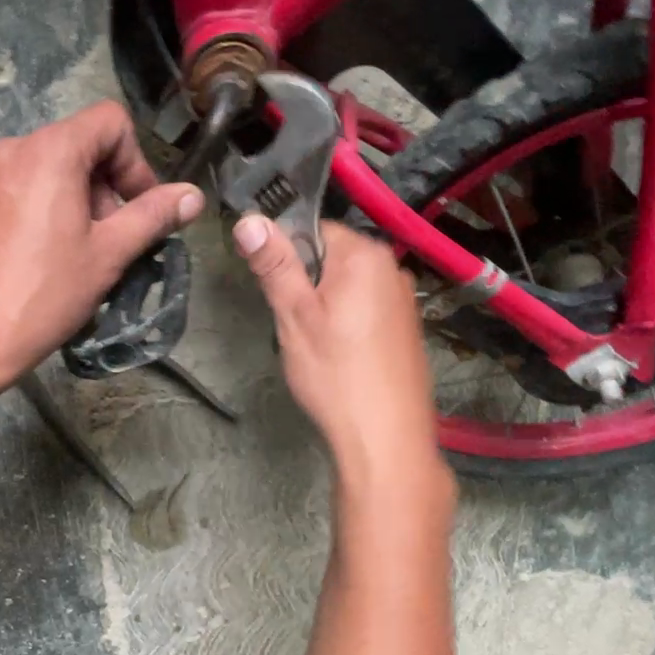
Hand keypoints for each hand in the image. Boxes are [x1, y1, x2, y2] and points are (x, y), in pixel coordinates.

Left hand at [0, 101, 203, 390]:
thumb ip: (152, 217)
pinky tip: (34, 260)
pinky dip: (35, 213)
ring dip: (71, 203)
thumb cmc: (44, 297)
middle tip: (107, 243)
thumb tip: (193, 196)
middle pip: (75, 147)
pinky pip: (12, 193)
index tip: (139, 211)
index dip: (135, 164)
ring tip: (71, 255)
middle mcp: (10, 150)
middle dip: (102, 189)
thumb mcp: (108, 256)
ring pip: (43, 172)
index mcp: (49, 151)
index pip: (110, 123)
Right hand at [234, 216, 443, 477]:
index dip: (286, 259)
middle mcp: (390, 267)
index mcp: (363, 255)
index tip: (275, 294)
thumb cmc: (334, 373)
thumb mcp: (293, 317)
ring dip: (324, 309)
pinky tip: (338, 359)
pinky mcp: (405, 329)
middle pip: (331, 260)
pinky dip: (345, 326)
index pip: (314, 231)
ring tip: (313, 348)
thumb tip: (248, 219)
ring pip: (347, 289)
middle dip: (304, 287)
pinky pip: (365, 311)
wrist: (384, 434)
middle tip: (291, 328)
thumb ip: (274, 266)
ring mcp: (402, 299)